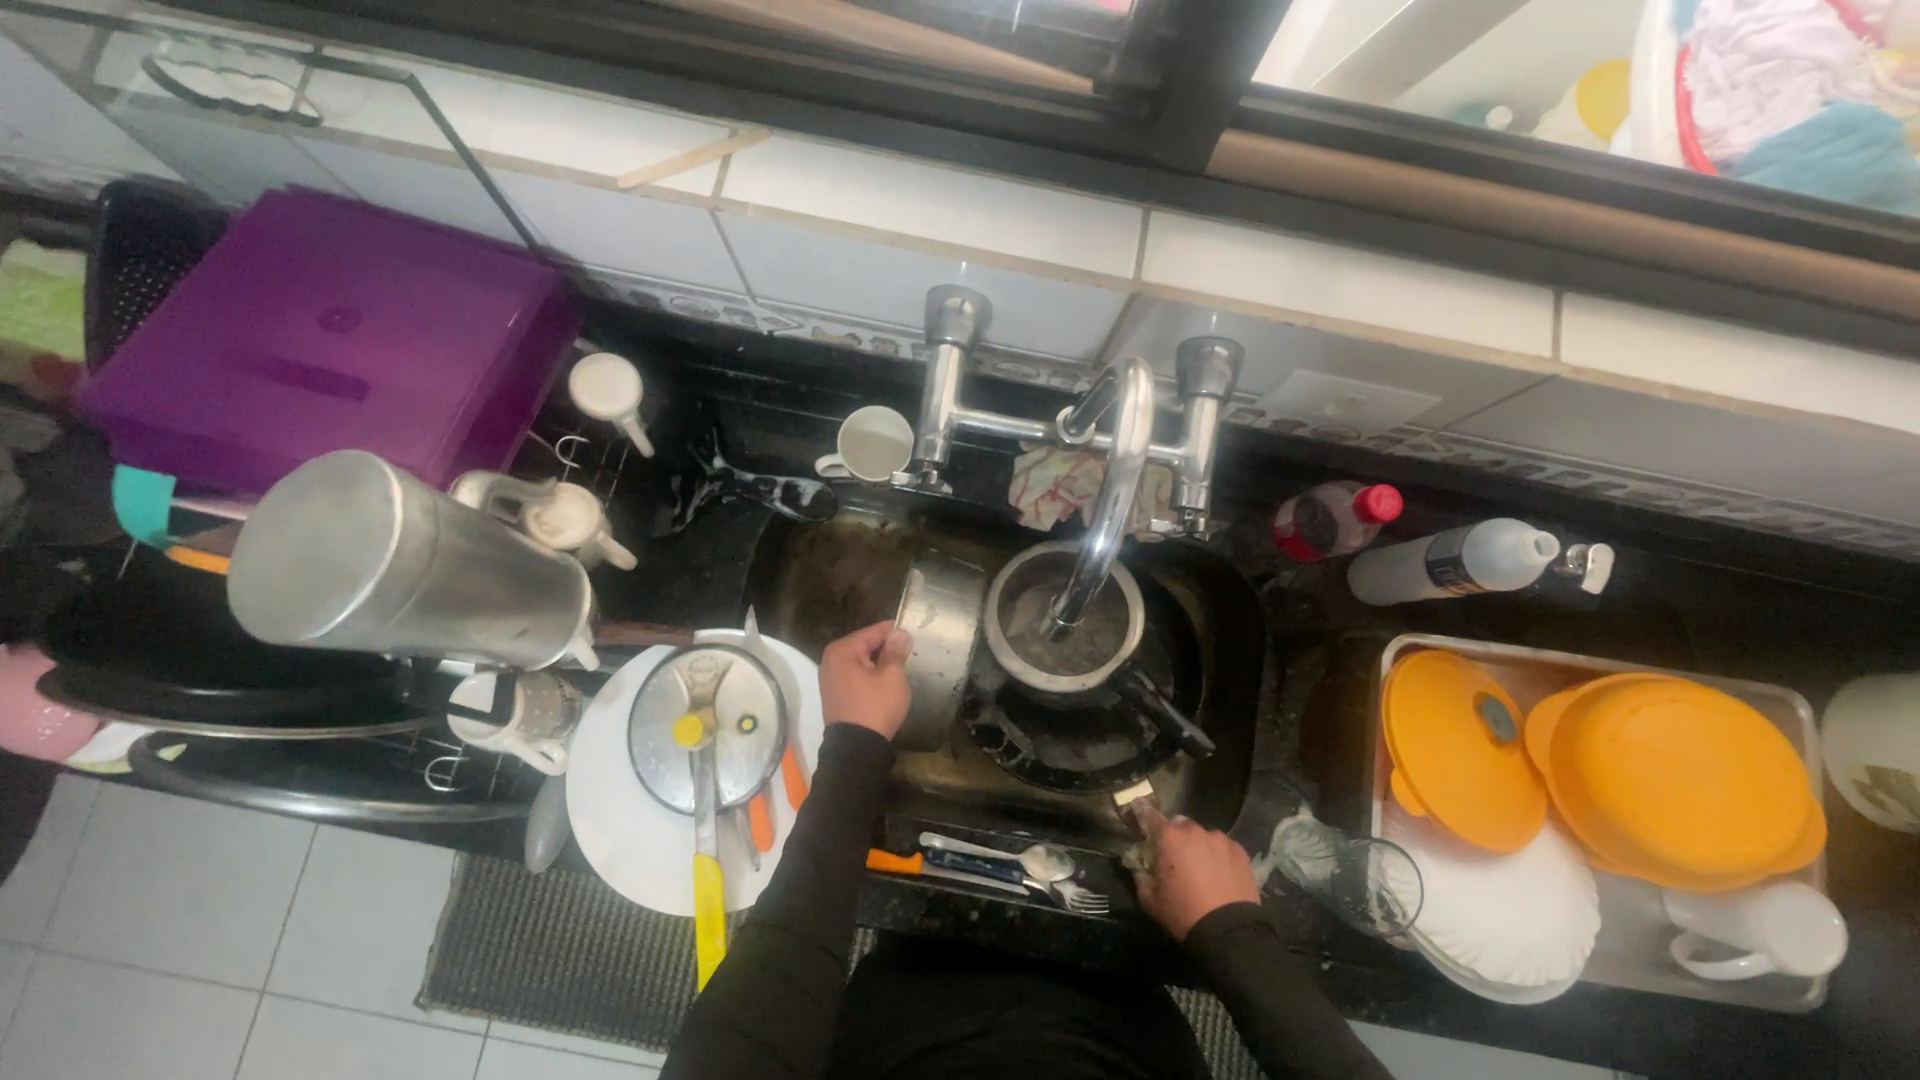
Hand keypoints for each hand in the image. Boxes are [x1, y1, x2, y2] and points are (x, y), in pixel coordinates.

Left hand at [819, 620, 913, 739]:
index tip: (913, 633)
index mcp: (842, 650)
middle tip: (909, 652)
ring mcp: (830, 678)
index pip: (873, 631)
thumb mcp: (891, 677)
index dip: (894, 631)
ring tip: (901, 666)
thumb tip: (900, 634)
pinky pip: (855, 675)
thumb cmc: (875, 707)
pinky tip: (885, 681)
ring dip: (879, 663)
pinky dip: (870, 675)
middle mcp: (831, 660)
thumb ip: (895, 652)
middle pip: (865, 645)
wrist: (856, 748)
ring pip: (861, 661)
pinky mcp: (835, 694)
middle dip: (886, 648)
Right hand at [1131, 804, 1259, 941]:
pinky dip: (1218, 855)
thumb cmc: (1183, 912)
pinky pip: (1223, 847)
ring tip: (1202, 869)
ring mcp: (1220, 839)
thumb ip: (1140, 876)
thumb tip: (1139, 866)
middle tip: (1176, 859)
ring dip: (1198, 846)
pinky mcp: (1240, 851)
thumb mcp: (1150, 900)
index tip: (1139, 813)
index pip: (1149, 816)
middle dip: (1175, 837)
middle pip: (1179, 825)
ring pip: (1203, 836)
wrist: (1229, 931)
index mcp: (1168, 838)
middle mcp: (1194, 831)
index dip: (1142, 813)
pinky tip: (1220, 874)